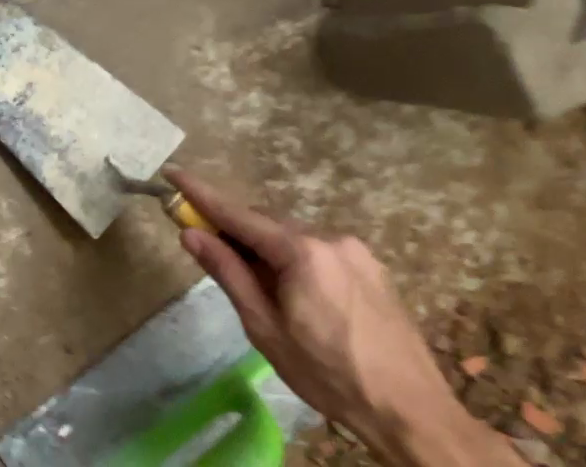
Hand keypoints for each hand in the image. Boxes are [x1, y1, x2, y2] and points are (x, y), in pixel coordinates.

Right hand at [168, 170, 520, 465]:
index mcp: (302, 252)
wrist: (414, 413)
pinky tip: (294, 296)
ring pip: (292, 239)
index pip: (237, 214)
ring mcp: (357, 253)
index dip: (200, 194)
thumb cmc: (329, 374)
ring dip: (266, 250)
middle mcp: (331, 239)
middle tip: (209, 251)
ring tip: (259, 290)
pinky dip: (293, 261)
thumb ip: (228, 273)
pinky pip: (318, 252)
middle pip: (266, 224)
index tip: (171, 173)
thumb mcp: (264, 327)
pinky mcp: (372, 270)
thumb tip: (191, 233)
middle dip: (235, 232)